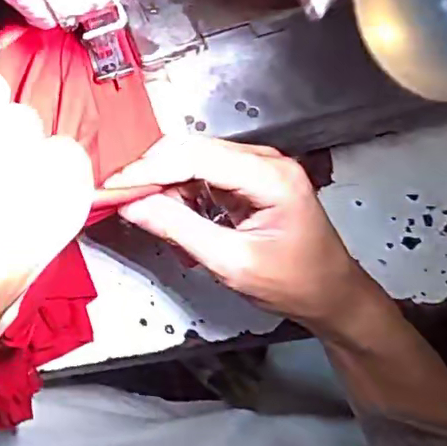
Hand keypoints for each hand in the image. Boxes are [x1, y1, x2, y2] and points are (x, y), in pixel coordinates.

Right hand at [103, 136, 389, 340]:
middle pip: (187, 149)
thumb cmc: (296, 284)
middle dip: (149, 172)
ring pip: (188, 156)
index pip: (193, 158)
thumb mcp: (233, 264)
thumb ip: (179, 230)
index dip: (147, 170)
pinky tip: (169, 209)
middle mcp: (262, 160)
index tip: (113, 186)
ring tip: (147, 210)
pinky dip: (175, 187)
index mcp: (270, 176)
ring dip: (161, 181)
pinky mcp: (243, 175)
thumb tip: (131, 204)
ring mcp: (253, 164)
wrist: (334, 296)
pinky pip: (197, 169)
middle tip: (118, 196)